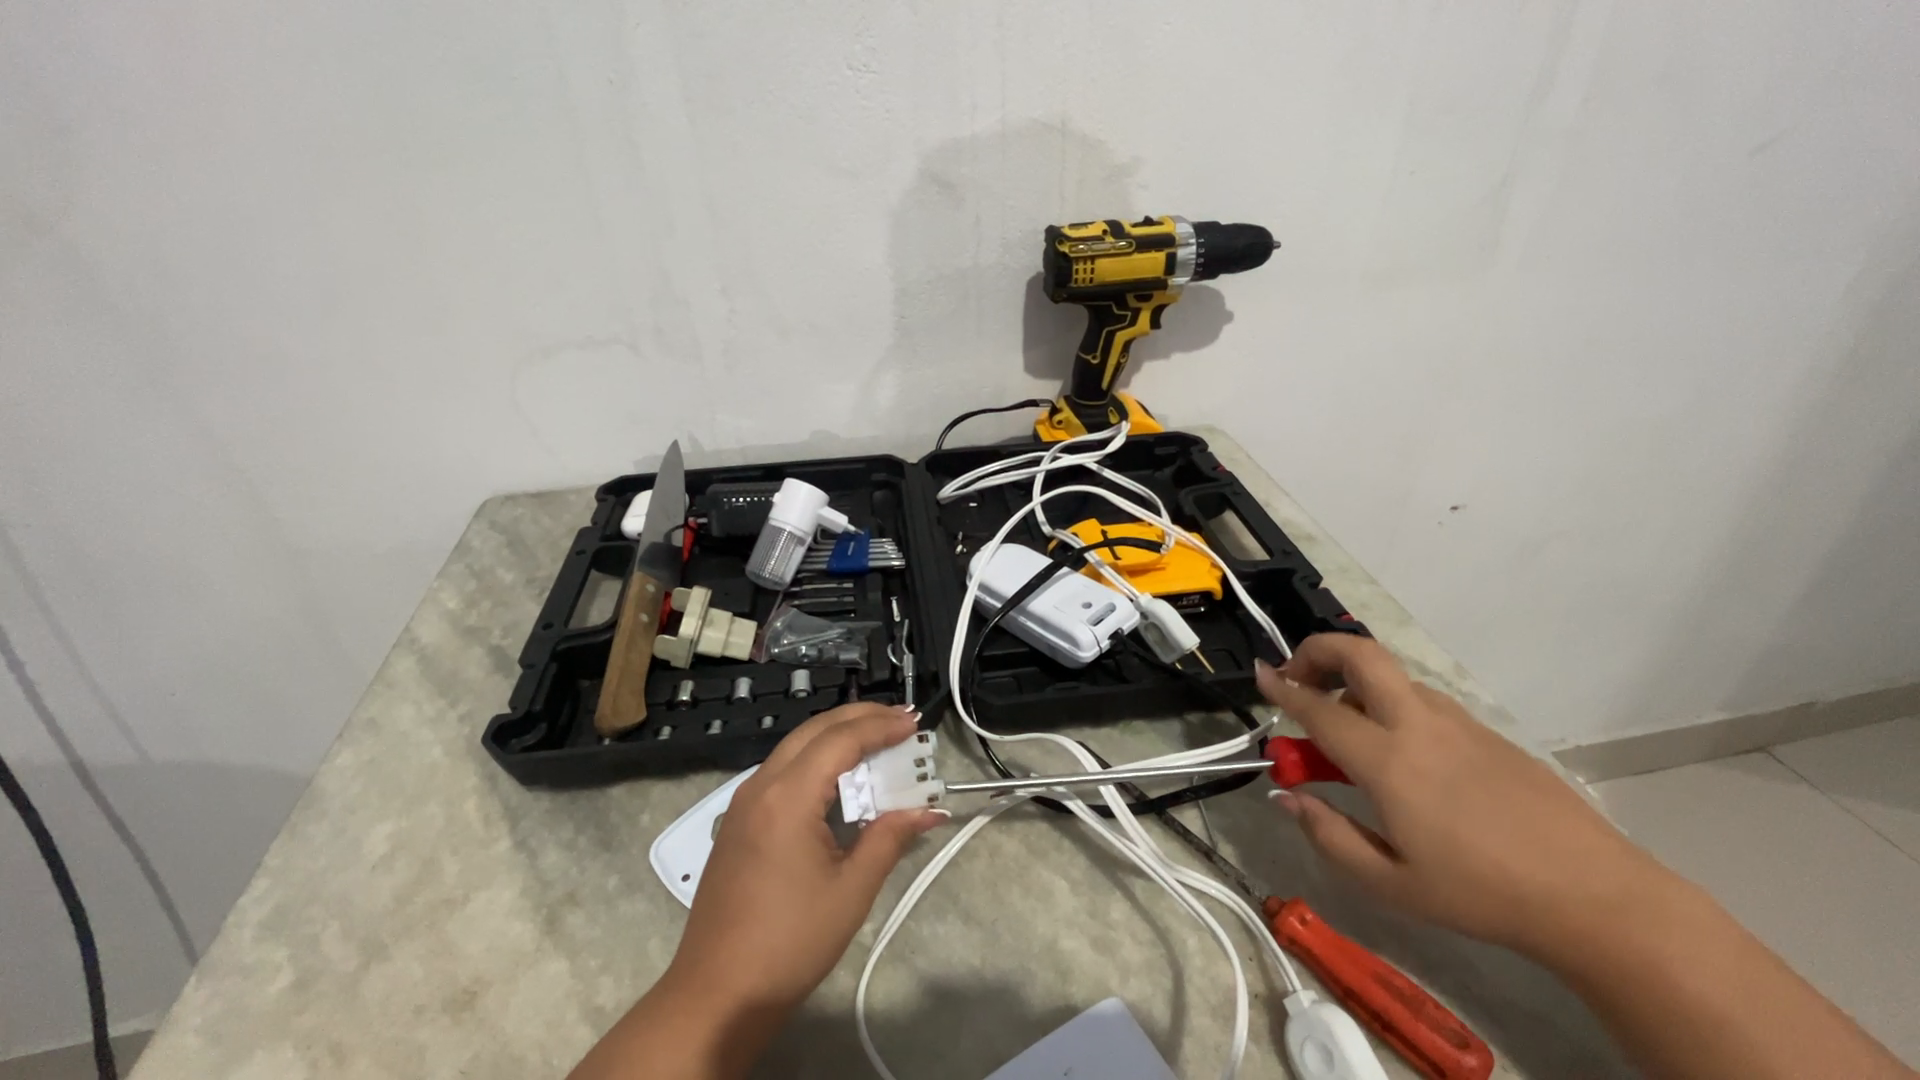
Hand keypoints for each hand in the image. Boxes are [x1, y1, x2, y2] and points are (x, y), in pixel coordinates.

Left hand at [663, 702, 945, 1012]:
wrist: (718, 991)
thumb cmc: (791, 941)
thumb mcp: (852, 890)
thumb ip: (891, 838)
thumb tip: (930, 810)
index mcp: (787, 797)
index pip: (840, 740)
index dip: (880, 726)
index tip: (914, 721)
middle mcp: (760, 787)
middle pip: (813, 731)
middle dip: (859, 719)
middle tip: (900, 720)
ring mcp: (743, 804)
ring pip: (794, 748)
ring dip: (836, 737)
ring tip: (878, 741)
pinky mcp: (739, 823)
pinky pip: (781, 771)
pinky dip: (816, 760)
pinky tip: (840, 779)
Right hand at [1256, 635, 1677, 959]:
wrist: (1591, 894)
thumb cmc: (1479, 894)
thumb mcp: (1389, 884)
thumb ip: (1328, 835)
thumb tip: (1287, 797)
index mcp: (1388, 762)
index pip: (1319, 708)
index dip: (1283, 689)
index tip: (1260, 675)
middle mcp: (1419, 726)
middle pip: (1362, 655)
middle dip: (1319, 651)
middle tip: (1298, 678)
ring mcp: (1459, 724)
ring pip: (1395, 676)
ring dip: (1355, 681)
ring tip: (1343, 727)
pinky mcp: (1489, 734)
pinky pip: (1425, 701)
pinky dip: (1391, 704)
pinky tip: (1399, 753)